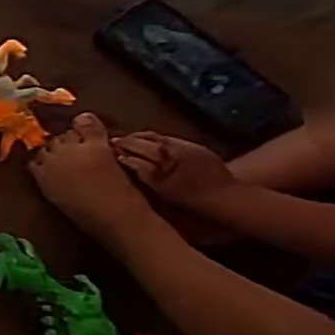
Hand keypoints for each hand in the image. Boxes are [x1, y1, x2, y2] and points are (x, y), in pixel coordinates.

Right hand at [27, 113, 159, 245]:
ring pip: (66, 135)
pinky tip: (84, 119)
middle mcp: (50, 160)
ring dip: (70, 136)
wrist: (116, 216)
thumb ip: (49, 180)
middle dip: (56, 145)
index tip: (52, 160)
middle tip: (67, 150)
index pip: (35, 157)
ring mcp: (73, 152)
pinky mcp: (97, 148)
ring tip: (78, 140)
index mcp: (40, 174)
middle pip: (49, 144)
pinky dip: (86, 123)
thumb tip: (47, 170)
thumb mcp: (57, 197)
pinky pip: (88, 129)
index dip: (45, 157)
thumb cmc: (87, 214)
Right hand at [111, 132, 243, 211]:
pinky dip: (159, 143)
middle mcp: (178, 144)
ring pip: (161, 137)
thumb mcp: (159, 186)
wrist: (228, 198)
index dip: (120, 143)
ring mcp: (191, 145)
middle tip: (115, 143)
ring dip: (145, 139)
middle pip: (148, 137)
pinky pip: (173, 141)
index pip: (136, 143)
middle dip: (131, 139)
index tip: (106, 144)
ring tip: (131, 145)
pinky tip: (155, 150)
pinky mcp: (200, 149)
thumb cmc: (189, 196)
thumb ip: (140, 169)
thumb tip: (122, 157)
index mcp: (166, 152)